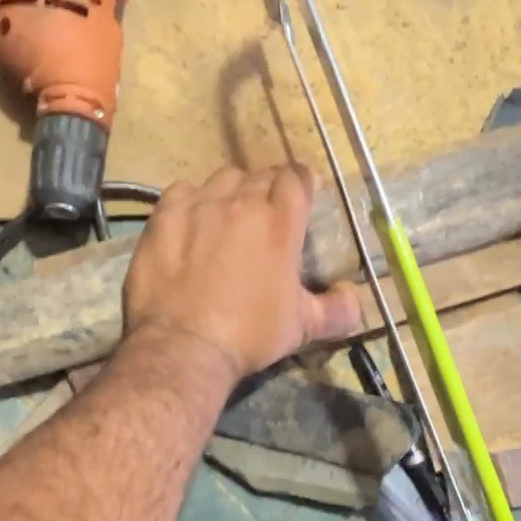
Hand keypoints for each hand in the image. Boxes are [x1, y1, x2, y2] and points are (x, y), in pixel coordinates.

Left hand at [122, 165, 361, 381]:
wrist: (183, 345)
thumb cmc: (249, 335)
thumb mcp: (301, 327)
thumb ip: (335, 311)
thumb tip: (356, 301)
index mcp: (280, 221)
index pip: (296, 177)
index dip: (300, 184)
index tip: (299, 199)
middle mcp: (241, 201)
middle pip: (259, 176)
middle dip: (265, 191)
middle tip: (263, 219)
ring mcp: (199, 205)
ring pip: (221, 180)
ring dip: (229, 193)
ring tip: (225, 220)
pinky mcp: (163, 216)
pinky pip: (181, 192)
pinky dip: (189, 202)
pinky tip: (188, 224)